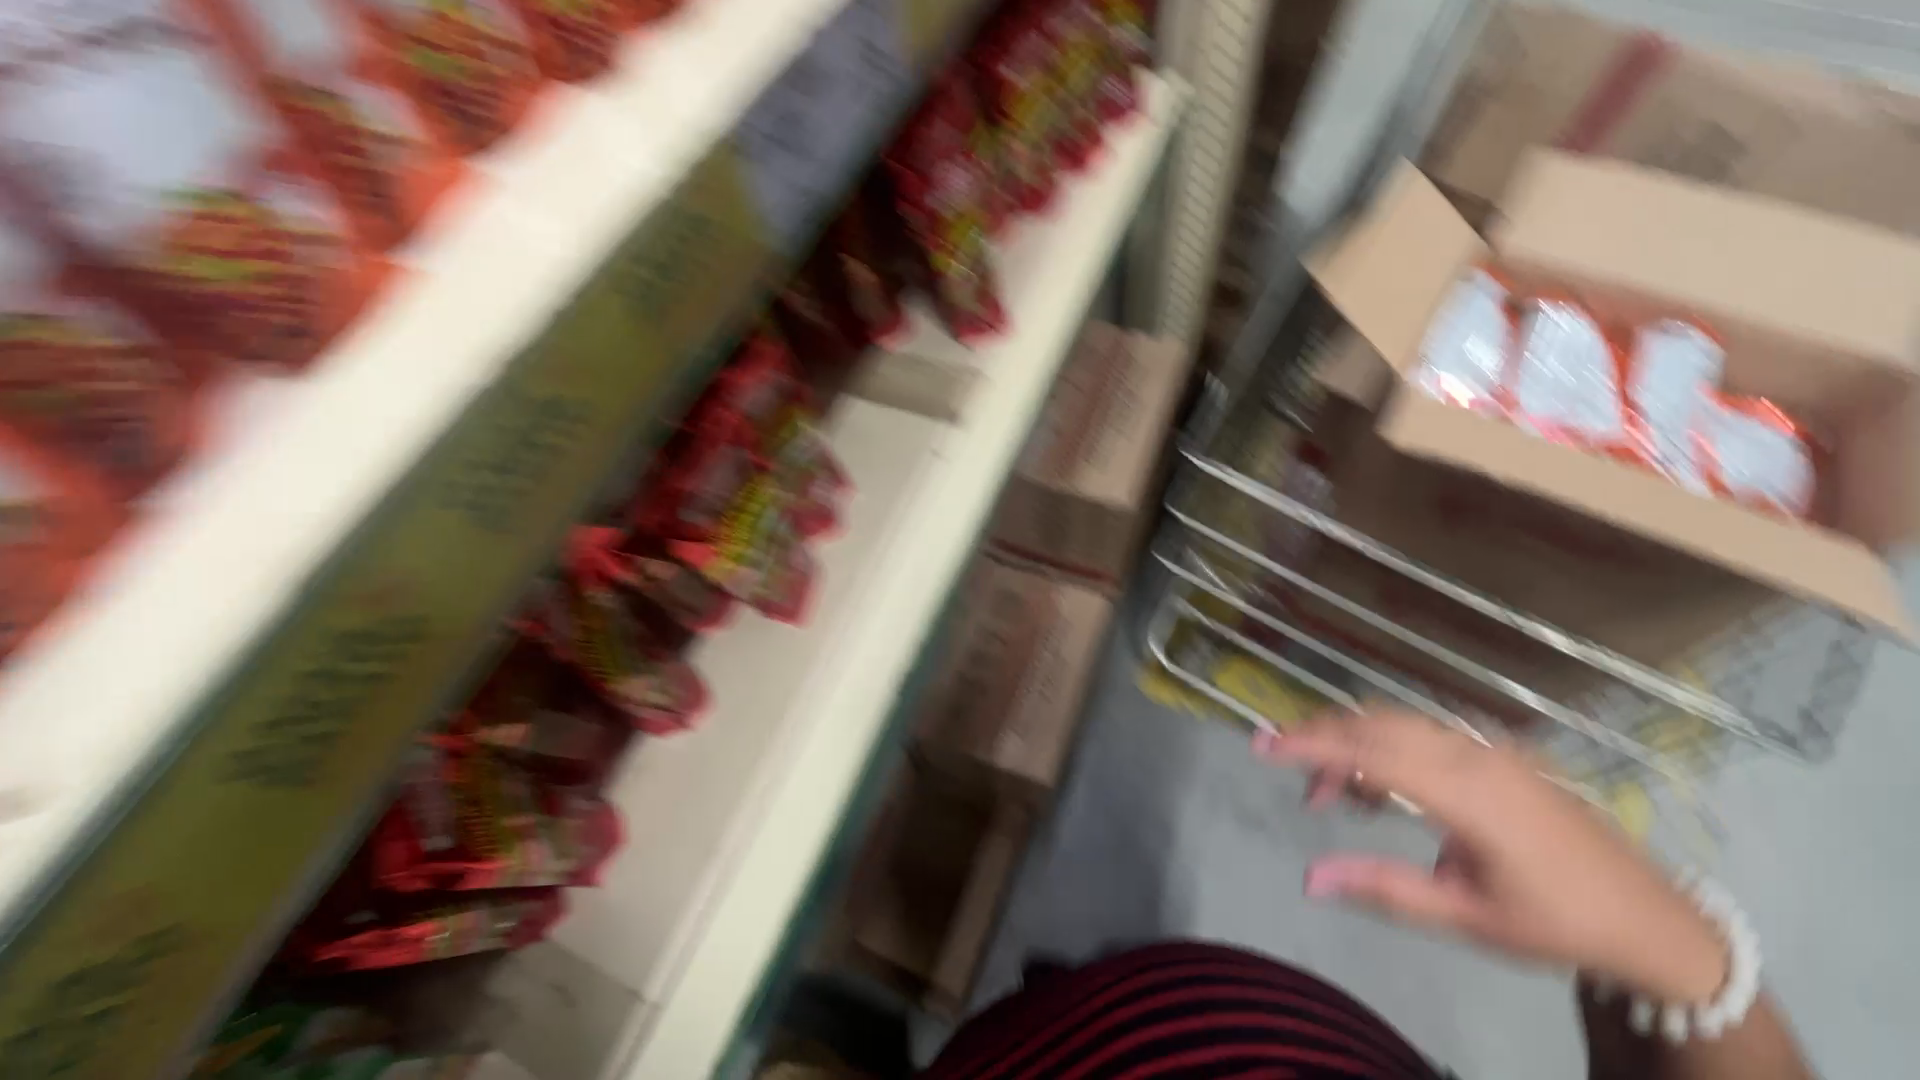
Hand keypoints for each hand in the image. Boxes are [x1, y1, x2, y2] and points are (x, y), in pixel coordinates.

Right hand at [1254, 709, 1727, 1003]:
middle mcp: (1477, 755)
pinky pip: (1427, 732)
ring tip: (1333, 798)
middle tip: (1293, 782)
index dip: (1311, 745)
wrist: (1652, 919)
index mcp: (1470, 794)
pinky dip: (1387, 747)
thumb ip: (1384, 889)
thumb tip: (1308, 878)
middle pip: (1379, 723)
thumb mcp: (1467, 917)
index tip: (1261, 747)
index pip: (1372, 751)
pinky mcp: (1500, 752)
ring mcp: (1492, 748)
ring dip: (1355, 745)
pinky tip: (1381, 788)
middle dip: (1324, 741)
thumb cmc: (1556, 923)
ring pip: (1401, 723)